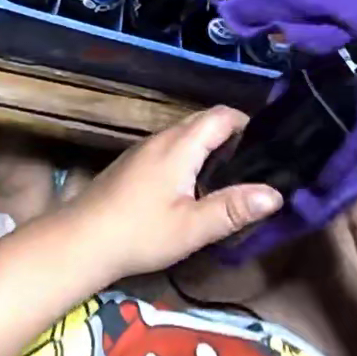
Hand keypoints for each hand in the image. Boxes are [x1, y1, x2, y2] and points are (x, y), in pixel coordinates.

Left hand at [61, 107, 283, 280]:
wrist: (80, 240)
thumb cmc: (140, 232)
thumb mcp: (192, 227)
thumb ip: (233, 208)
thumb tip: (275, 194)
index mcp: (180, 145)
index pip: (222, 115)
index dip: (248, 124)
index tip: (269, 147)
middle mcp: (163, 137)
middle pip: (204, 121)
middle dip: (233, 135)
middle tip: (257, 164)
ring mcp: (145, 148)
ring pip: (187, 134)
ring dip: (211, 146)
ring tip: (233, 175)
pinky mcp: (134, 163)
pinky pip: (172, 146)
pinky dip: (192, 155)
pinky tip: (196, 185)